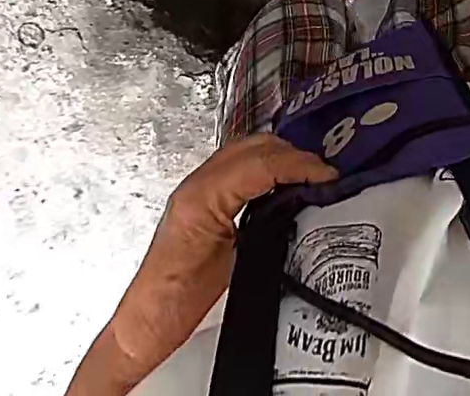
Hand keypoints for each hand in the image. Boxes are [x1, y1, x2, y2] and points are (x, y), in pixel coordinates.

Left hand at [73, 135, 334, 393]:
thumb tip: (299, 212)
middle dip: (292, 154)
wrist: (144, 322)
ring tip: (309, 175)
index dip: (297, 165)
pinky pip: (239, 167)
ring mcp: (198, 187)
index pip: (260, 164)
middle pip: (254, 146)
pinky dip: (266, 167)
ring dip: (280, 157)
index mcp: (202, 196)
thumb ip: (263, 232)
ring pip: (246, 151)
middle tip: (322, 172)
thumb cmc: (173, 302)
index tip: (325, 174)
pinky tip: (282, 184)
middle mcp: (198, 183)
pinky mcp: (202, 198)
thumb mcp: (230, 268)